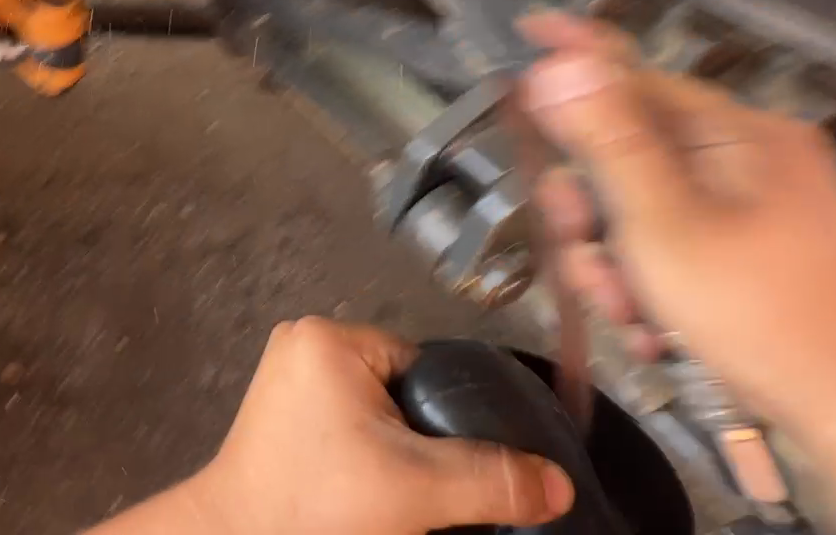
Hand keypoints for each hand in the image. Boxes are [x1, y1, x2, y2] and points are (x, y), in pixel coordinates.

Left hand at [154, 319, 573, 534]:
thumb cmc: (323, 500)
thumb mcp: (419, 490)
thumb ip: (493, 480)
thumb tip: (559, 482)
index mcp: (327, 336)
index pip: (418, 366)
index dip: (447, 415)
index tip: (457, 463)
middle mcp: (301, 339)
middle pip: (396, 387)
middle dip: (420, 435)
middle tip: (430, 484)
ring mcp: (284, 371)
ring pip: (370, 407)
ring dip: (392, 446)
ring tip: (401, 488)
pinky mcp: (276, 404)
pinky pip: (341, 417)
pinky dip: (362, 447)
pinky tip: (368, 484)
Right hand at [517, 13, 835, 433]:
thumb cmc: (759, 315)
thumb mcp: (664, 223)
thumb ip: (606, 141)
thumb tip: (560, 63)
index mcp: (739, 136)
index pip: (635, 74)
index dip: (575, 51)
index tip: (529, 25)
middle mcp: (745, 158)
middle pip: (621, 154)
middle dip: (587, 209)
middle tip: (580, 246)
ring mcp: (749, 205)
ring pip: (633, 206)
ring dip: (609, 259)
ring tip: (626, 311)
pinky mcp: (747, 246)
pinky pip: (662, 239)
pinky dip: (642, 278)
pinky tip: (651, 322)